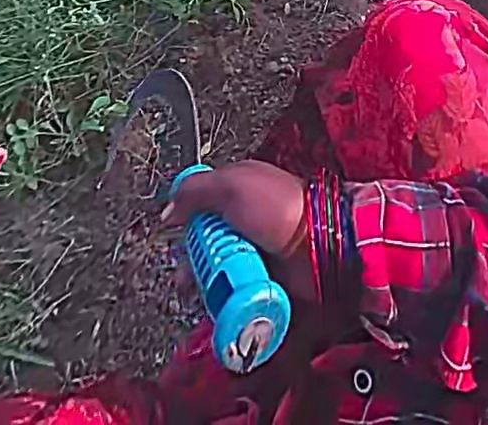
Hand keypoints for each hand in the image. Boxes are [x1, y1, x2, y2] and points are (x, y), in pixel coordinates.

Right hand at [162, 160, 310, 291]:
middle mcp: (243, 220)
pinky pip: (234, 291)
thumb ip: (195, 191)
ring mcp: (253, 251)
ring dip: (206, 283)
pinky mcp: (262, 279)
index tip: (179, 235)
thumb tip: (168, 211)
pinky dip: (225, 298)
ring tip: (201, 293)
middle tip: (186, 275)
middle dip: (193, 261)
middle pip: (206, 242)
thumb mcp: (231, 185)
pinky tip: (218, 302)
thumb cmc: (277, 206)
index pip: (200, 204)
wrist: (318, 243)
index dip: (187, 220)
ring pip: (217, 270)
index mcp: (237, 189)